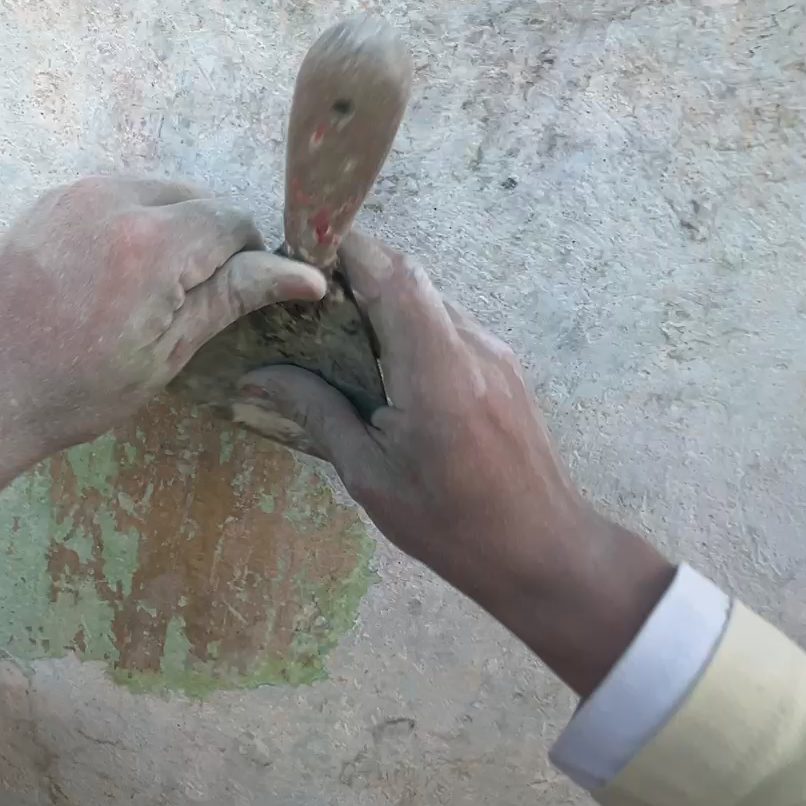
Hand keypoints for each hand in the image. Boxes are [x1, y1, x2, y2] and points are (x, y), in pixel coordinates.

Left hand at [0, 176, 326, 462]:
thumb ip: (231, 298)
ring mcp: (71, 194)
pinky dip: (124, 223)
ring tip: (138, 288)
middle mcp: (114, 198)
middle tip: (180, 299)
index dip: (244, 259)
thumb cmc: (74, 389)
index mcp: (155, 240)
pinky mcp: (43, 202)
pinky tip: (102, 272)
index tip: (228, 296)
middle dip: (204, 240)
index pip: (233, 222)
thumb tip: (305, 274)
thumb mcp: (165, 353)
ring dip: (164, 228)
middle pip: (193, 199)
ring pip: (151, 193)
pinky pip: (107, 197)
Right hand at [237, 234, 672, 694]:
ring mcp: (494, 349)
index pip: (392, 277)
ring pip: (427, 292)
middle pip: (409, 275)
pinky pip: (443, 317)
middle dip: (354, 267)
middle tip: (303, 292)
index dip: (346, 251)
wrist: (547, 554)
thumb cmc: (450, 524)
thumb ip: (317, 411)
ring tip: (332, 321)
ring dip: (379, 292)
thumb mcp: (368, 475)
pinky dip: (404, 316)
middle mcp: (471, 344)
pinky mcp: (502, 362)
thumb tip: (258, 376)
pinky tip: (377, 353)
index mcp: (436, 370)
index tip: (298, 255)